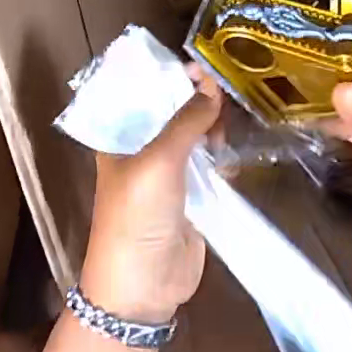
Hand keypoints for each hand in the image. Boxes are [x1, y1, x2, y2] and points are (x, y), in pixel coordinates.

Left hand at [77, 67, 222, 324]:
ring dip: (211, 126)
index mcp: (119, 135)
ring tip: (226, 126)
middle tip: (222, 93)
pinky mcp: (190, 193)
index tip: (201, 64)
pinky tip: (231, 152)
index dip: (168, 75)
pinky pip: (208, 162)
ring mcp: (167, 171)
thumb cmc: (137, 216)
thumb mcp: (158, 162)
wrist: (143, 286)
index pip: (142, 92)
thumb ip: (186, 122)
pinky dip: (221, 153)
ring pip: (194, 134)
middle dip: (196, 98)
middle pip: (172, 110)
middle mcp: (141, 147)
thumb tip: (212, 87)